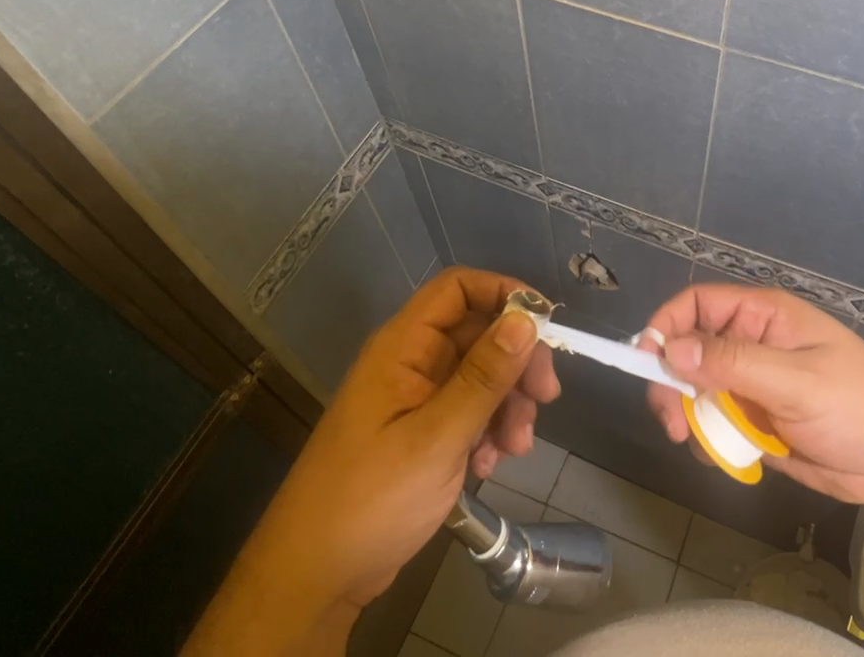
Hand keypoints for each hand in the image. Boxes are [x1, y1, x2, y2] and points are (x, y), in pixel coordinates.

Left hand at [184, 267, 557, 655]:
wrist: (317, 575)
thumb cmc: (370, 499)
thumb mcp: (436, 438)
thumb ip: (483, 377)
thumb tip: (527, 319)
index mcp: (403, 348)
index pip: (458, 288)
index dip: (503, 293)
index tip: (546, 325)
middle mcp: (411, 363)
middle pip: (479, 333)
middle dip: (517, 362)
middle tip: (545, 397)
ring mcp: (417, 399)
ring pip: (481, 376)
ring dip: (508, 405)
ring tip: (515, 448)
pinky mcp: (423, 434)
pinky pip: (469, 412)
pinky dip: (488, 432)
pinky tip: (488, 466)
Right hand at [641, 283, 863, 510]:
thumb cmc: (857, 406)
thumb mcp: (794, 380)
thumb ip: (731, 362)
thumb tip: (670, 348)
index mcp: (763, 316)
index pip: (697, 305)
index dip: (666, 327)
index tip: (648, 363)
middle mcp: (752, 344)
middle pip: (688, 351)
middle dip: (672, 384)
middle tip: (672, 423)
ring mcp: (753, 384)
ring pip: (696, 391)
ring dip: (689, 416)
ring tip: (700, 445)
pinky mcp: (756, 421)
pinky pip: (715, 423)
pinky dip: (710, 440)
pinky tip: (725, 457)